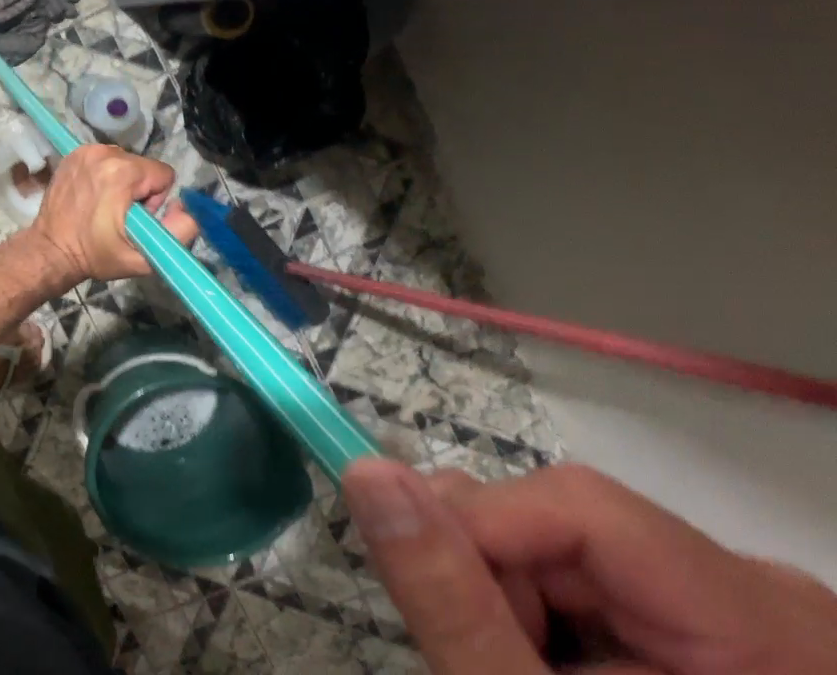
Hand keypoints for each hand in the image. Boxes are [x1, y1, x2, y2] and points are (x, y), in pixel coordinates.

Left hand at [26, 145, 198, 281]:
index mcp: (122, 172)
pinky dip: (103, 176)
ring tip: (103, 207)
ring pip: (125, 162)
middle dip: (138, 191)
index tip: (136, 218)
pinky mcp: (72, 155)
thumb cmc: (96, 254)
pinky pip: (104, 160)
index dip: (155, 200)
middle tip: (118, 216)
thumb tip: (182, 206)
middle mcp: (103, 153)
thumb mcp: (145, 255)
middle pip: (143, 167)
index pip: (163, 175)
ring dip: (121, 182)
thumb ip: (179, 231)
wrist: (52, 250)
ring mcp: (84, 151)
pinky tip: (91, 197)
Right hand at [343, 458, 836, 673]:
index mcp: (756, 621)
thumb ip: (450, 601)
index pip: (574, 504)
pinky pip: (590, 573)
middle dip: (486, 568)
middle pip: (567, 520)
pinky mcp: (709, 619)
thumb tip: (367, 473)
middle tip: (473, 650)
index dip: (476, 527)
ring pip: (565, 541)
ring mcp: (742, 606)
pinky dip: (537, 608)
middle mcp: (761, 593)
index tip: (422, 588)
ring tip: (513, 662)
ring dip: (504, 588)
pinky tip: (543, 661)